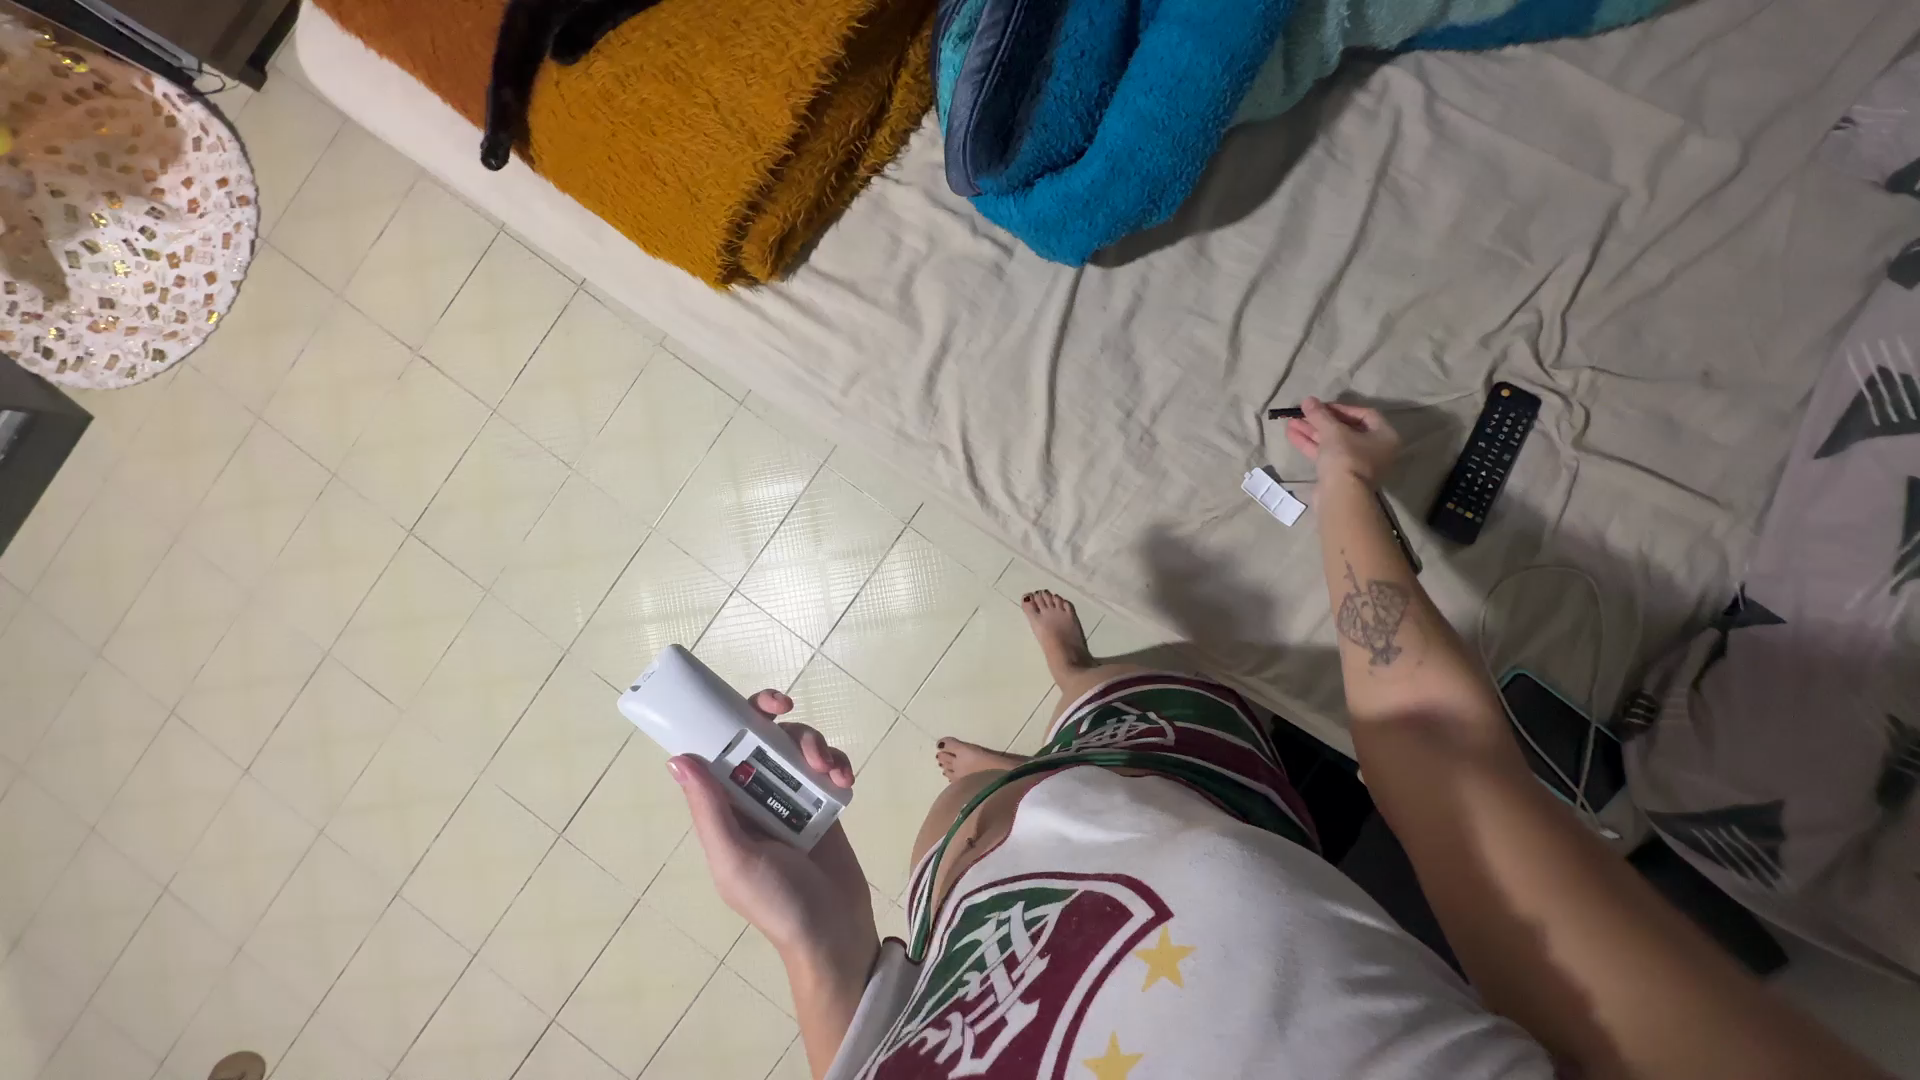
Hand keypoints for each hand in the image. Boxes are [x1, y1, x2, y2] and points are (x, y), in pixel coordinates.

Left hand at [668, 690, 876, 974]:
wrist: (833, 931)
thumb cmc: (777, 901)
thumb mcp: (734, 859)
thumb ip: (710, 810)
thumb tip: (679, 759)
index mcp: (725, 808)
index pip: (721, 751)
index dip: (734, 719)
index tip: (760, 705)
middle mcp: (755, 796)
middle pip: (764, 738)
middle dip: (781, 722)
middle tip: (791, 709)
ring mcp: (792, 798)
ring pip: (798, 748)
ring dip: (815, 745)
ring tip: (829, 770)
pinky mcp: (823, 804)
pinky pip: (828, 768)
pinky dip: (838, 766)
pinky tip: (845, 783)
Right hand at [1285, 396, 1400, 485]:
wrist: (1341, 496)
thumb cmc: (1346, 458)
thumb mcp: (1333, 431)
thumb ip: (1320, 414)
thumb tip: (1308, 400)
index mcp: (1384, 436)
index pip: (1364, 414)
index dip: (1341, 408)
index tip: (1321, 406)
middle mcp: (1374, 449)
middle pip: (1345, 429)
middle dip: (1321, 421)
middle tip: (1302, 413)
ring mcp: (1356, 463)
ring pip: (1332, 443)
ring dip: (1312, 432)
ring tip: (1290, 423)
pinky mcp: (1340, 474)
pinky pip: (1326, 455)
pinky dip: (1311, 445)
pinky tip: (1292, 435)